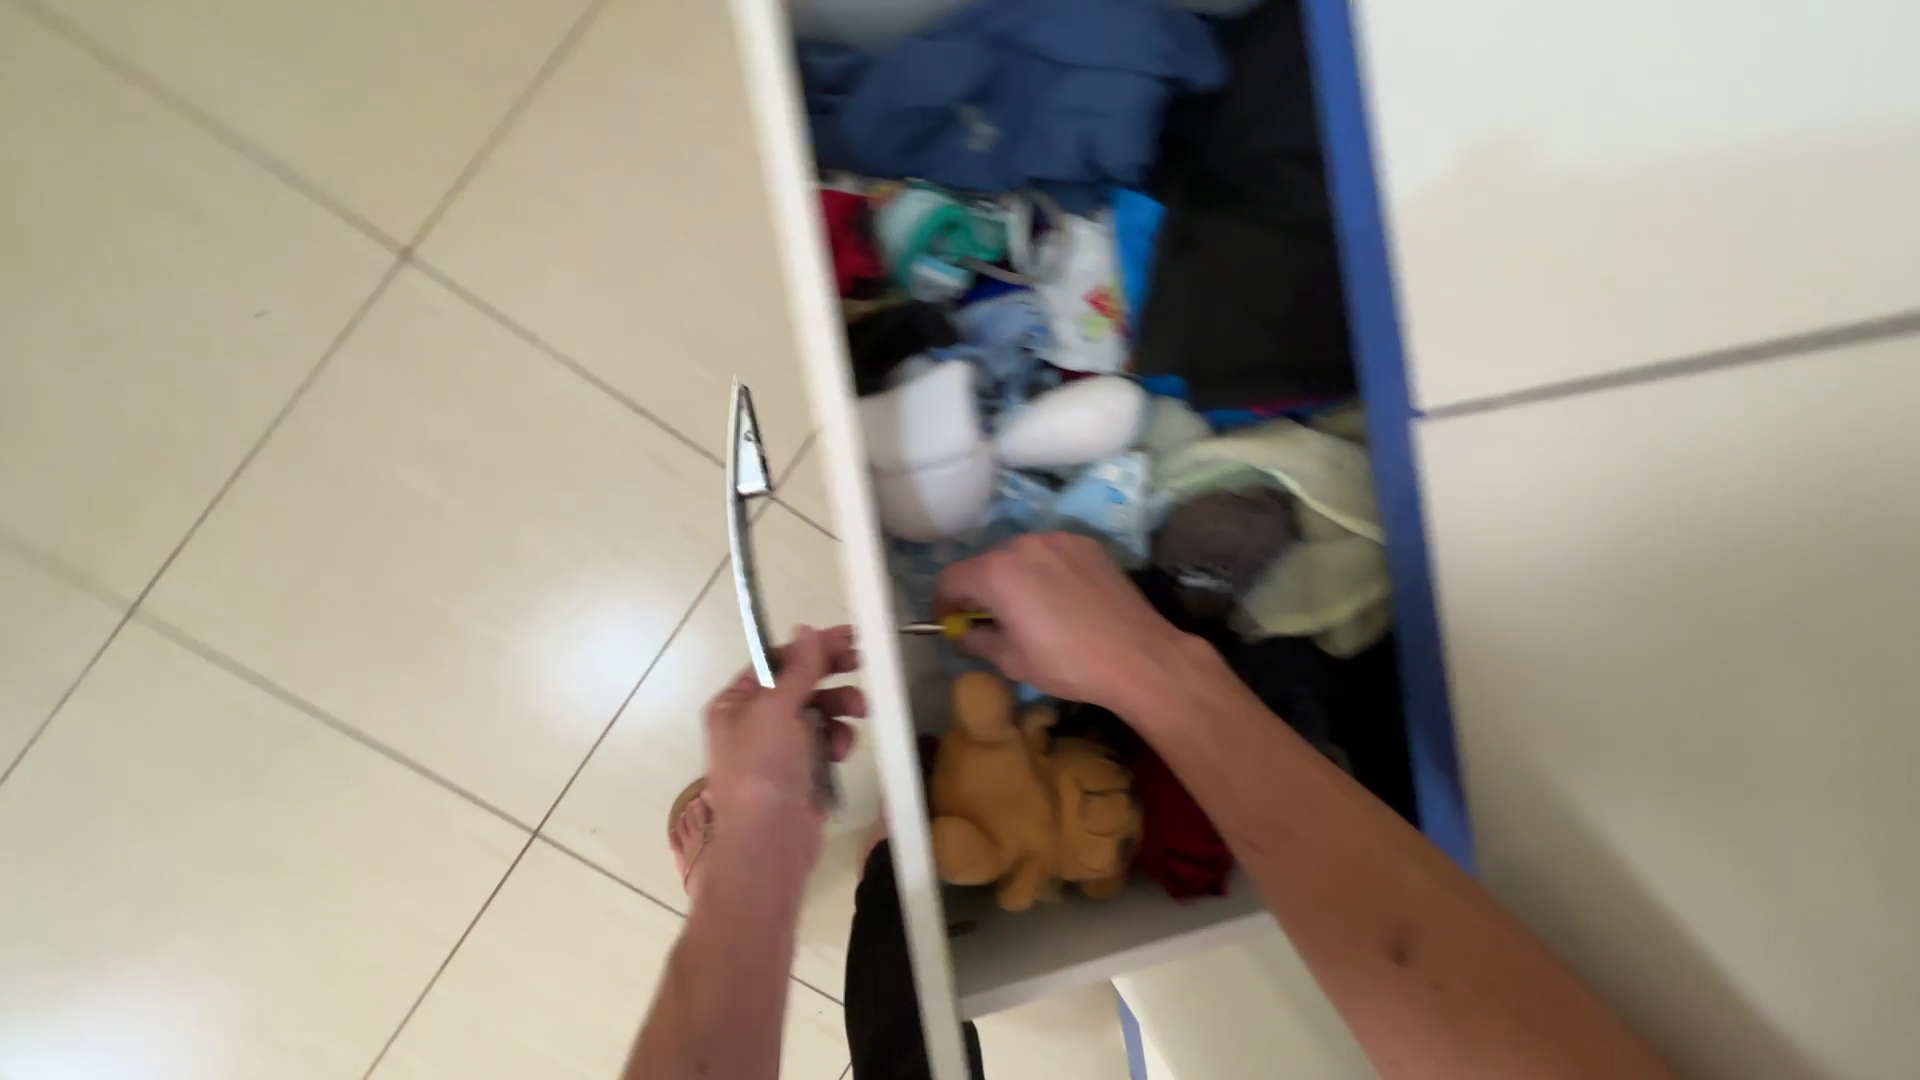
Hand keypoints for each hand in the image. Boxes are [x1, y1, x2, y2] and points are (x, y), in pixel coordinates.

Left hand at [703, 625, 862, 846]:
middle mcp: (755, 722)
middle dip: (832, 675)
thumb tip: (806, 628)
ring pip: (821, 710)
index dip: (811, 648)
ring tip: (860, 710)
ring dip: (841, 708)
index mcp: (736, 703)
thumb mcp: (776, 709)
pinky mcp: (805, 770)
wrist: (769, 845)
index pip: (776, 661)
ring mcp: (781, 748)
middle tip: (864, 660)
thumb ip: (797, 668)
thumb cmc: (762, 769)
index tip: (847, 638)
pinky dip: (839, 740)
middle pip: (801, 683)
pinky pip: (828, 740)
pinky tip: (842, 751)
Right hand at [933, 533, 1188, 711]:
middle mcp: (1023, 545)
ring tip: (1028, 609)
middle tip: (989, 620)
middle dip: (979, 591)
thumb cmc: (1067, 663)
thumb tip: (964, 634)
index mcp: (997, 572)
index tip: (952, 624)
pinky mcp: (1086, 544)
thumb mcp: (1012, 661)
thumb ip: (977, 641)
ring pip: (1019, 556)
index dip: (944, 604)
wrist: (1138, 655)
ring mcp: (1058, 540)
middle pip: (984, 564)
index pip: (950, 579)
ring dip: (1012, 578)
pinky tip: (1060, 599)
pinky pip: (1050, 554)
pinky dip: (1044, 571)